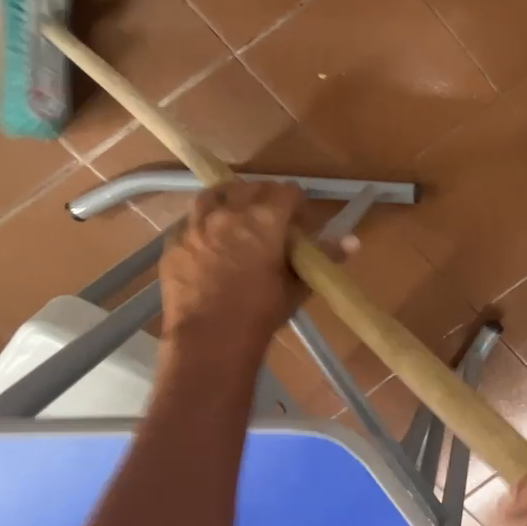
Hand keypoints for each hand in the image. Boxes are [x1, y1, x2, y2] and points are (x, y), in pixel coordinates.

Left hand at [159, 181, 352, 352]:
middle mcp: (229, 213)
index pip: (286, 191)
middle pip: (251, 187)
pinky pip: (190, 219)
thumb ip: (324, 256)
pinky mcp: (172, 241)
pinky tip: (211, 241)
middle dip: (266, 197)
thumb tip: (354, 241)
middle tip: (273, 220)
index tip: (300, 219)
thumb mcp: (299, 284)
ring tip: (238, 217)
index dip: (297, 202)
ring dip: (231, 199)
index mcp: (265, 220)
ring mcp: (196, 225)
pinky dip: (204, 222)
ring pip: (215, 193)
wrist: (209, 338)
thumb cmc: (261, 312)